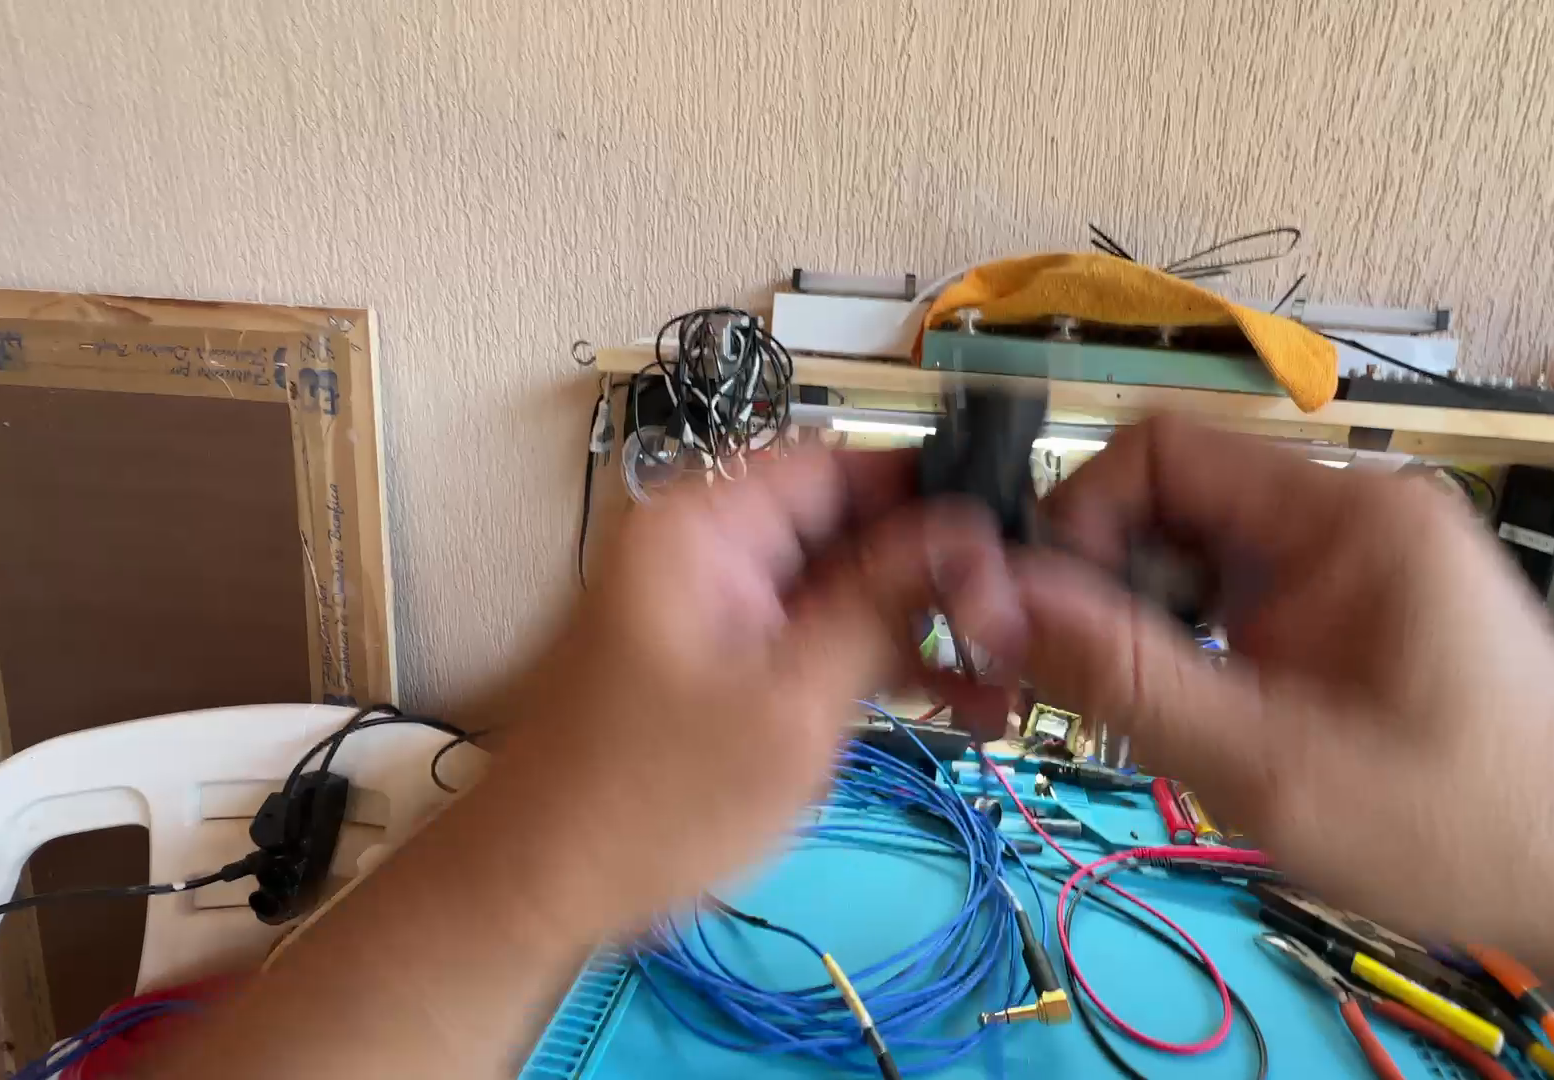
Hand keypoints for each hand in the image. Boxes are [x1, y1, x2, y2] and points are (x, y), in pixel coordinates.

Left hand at [479, 446, 1021, 934]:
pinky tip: (954, 702)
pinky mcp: (736, 651)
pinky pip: (820, 633)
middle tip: (1012, 618)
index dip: (921, 488)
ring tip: (1001, 673)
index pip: (833, 463)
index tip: (1002, 529)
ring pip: (845, 586)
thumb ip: (880, 605)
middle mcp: (714, 546)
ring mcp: (725, 601)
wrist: (541, 891)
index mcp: (705, 524)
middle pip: (847, 527)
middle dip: (932, 572)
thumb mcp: (791, 701)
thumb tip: (962, 533)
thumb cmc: (654, 799)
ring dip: (917, 626)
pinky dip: (878, 662)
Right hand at [1011, 417, 1553, 949]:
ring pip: (1181, 542)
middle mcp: (1335, 507)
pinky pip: (1215, 580)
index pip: (1160, 450)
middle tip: (1084, 666)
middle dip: (1101, 574)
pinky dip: (1172, 628)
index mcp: (1337, 513)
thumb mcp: (1266, 765)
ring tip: (1135, 690)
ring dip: (1133, 608)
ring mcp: (1336, 549)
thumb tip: (1001, 600)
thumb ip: (1126, 676)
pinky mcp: (1332, 592)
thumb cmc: (1451, 828)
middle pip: (1165, 495)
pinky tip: (1184, 690)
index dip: (1082, 514)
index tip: (1052, 610)